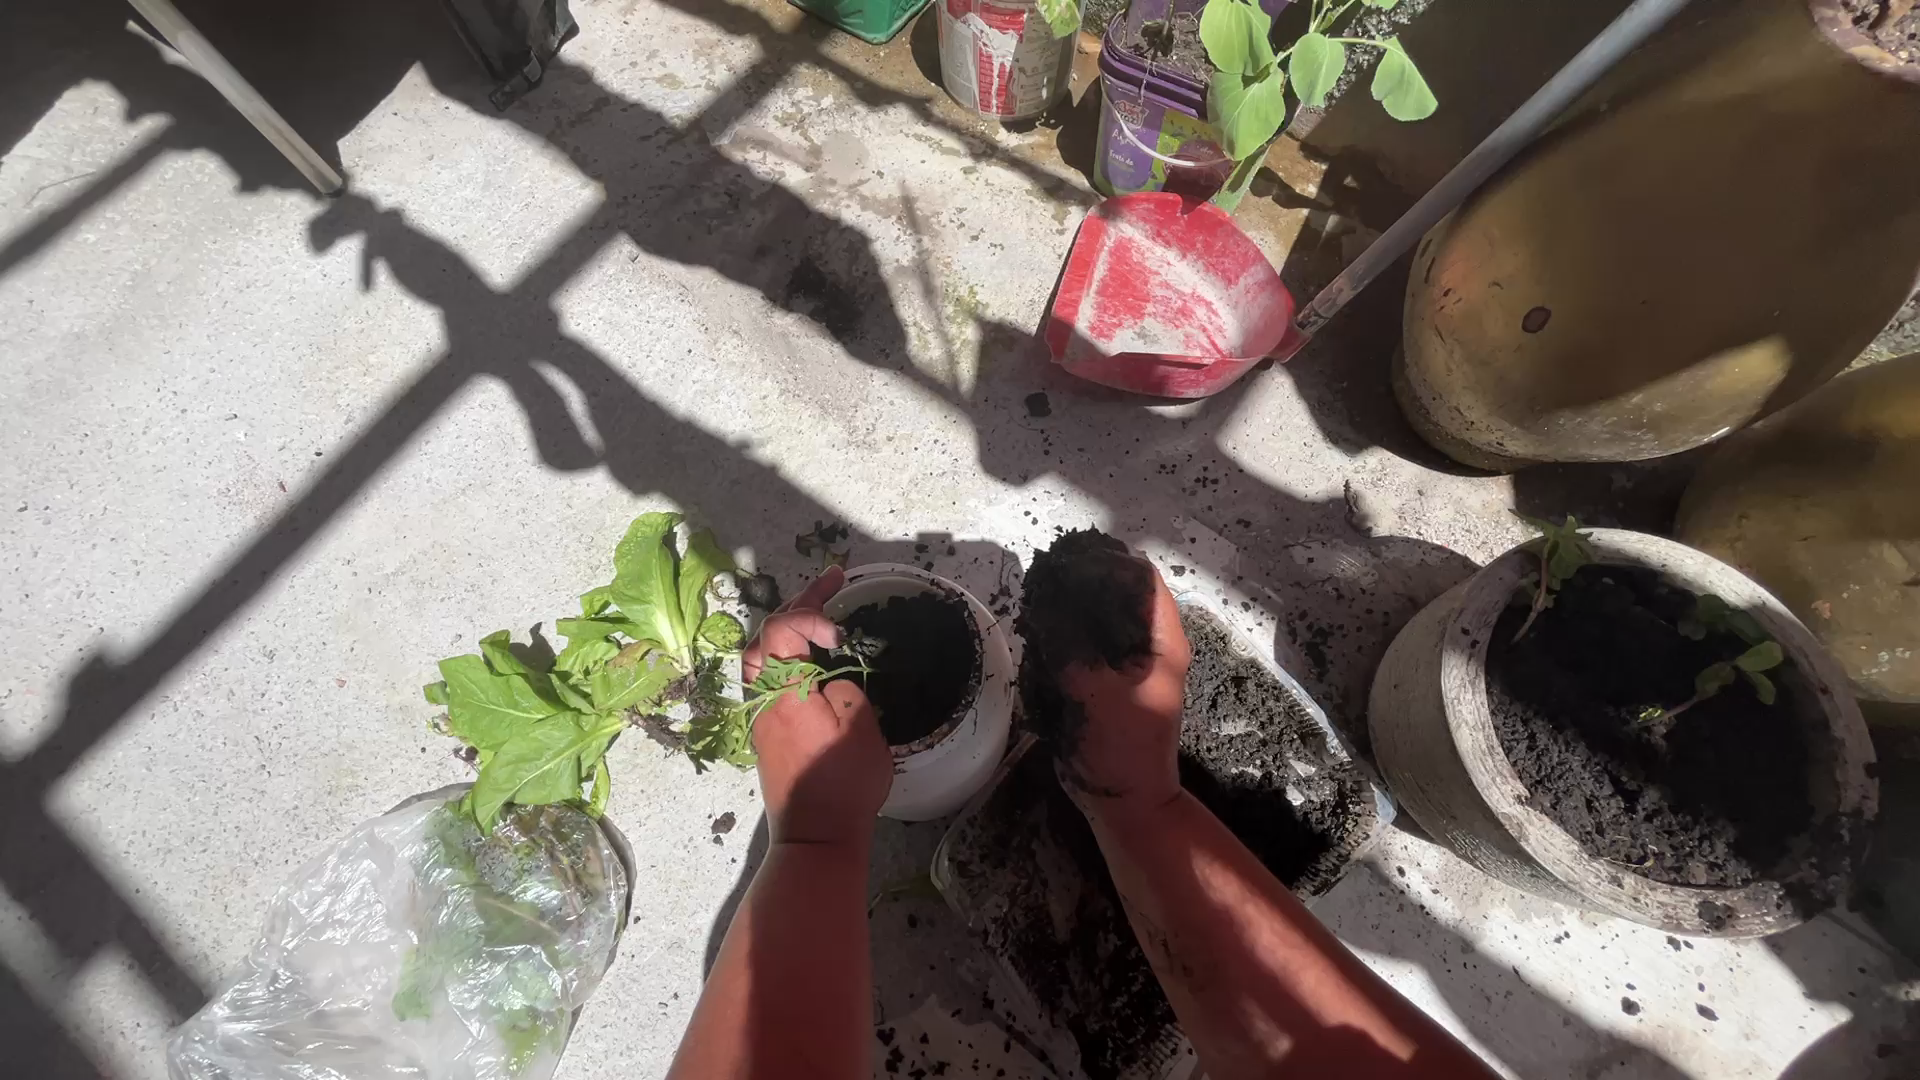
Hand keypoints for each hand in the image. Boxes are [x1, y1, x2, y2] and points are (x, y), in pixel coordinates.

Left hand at [743, 566, 892, 846]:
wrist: (815, 836)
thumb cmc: (842, 781)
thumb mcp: (860, 725)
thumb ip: (846, 688)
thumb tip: (830, 684)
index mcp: (783, 689)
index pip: (779, 628)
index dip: (808, 613)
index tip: (839, 631)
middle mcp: (763, 695)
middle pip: (768, 634)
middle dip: (801, 603)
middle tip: (833, 581)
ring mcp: (762, 714)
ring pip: (764, 654)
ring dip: (790, 626)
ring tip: (820, 606)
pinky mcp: (768, 730)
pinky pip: (772, 675)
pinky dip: (790, 652)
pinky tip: (811, 651)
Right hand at [1057, 559, 1190, 816]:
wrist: (1123, 799)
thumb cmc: (1121, 745)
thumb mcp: (1094, 690)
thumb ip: (1068, 643)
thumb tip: (1043, 600)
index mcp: (1162, 640)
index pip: (1143, 578)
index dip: (1108, 561)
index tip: (1068, 560)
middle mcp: (1146, 643)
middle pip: (1118, 591)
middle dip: (1082, 578)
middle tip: (1045, 574)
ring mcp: (1124, 660)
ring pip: (1097, 613)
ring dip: (1069, 601)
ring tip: (1037, 594)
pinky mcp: (1103, 676)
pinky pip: (1082, 638)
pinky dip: (1061, 627)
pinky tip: (1038, 625)